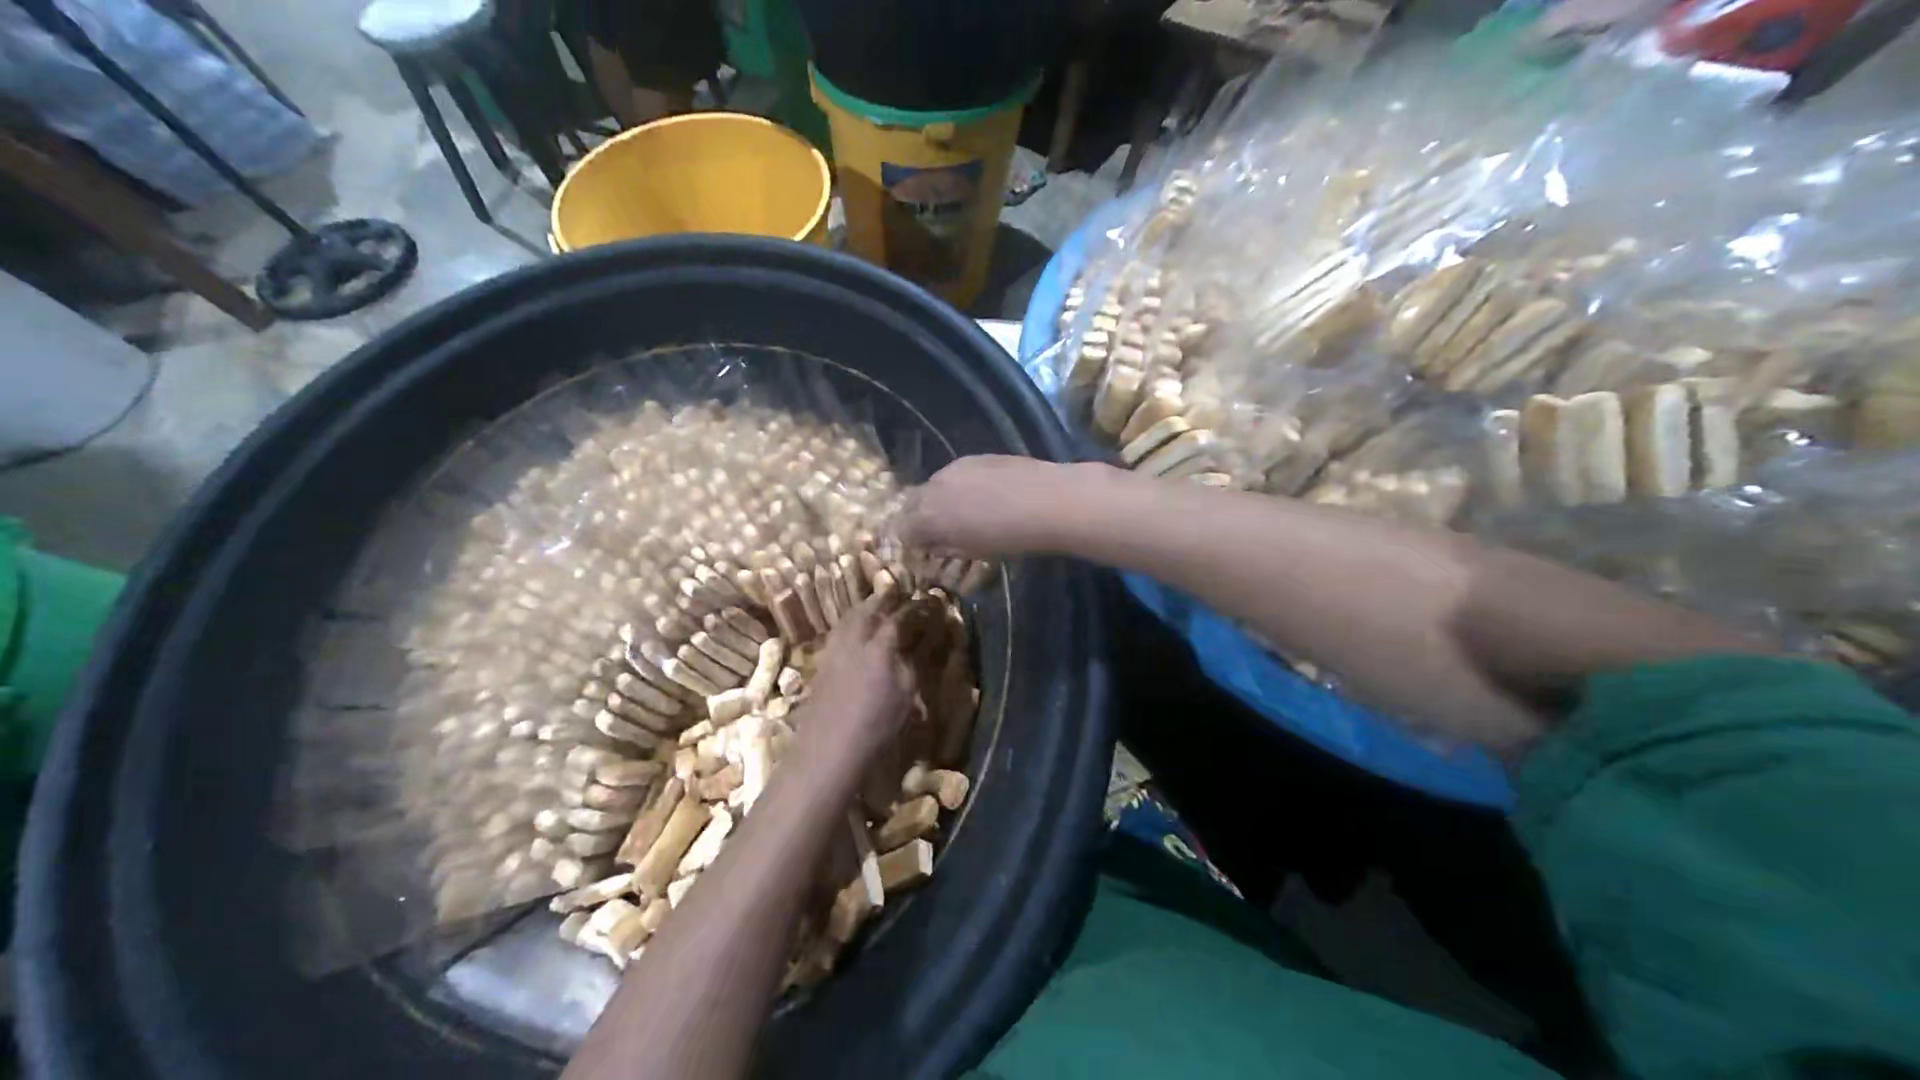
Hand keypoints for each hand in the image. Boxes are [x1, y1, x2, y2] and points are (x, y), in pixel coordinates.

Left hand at [797, 594, 915, 771]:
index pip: (906, 616)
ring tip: (885, 607)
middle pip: (876, 607)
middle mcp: (857, 638)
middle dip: (893, 599)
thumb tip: (932, 639)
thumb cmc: (875, 729)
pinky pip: (841, 629)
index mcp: (882, 645)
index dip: (922, 608)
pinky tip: (861, 631)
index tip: (936, 602)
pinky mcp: (823, 662)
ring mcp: (836, 648)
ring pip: (854, 615)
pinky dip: (855, 621)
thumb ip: (918, 662)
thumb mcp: (908, 696)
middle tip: (909, 598)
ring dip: (872, 607)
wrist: (825, 754)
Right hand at [897, 455, 1101, 558]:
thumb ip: (945, 546)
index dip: (913, 542)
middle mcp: (933, 487)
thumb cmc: (1011, 538)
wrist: (1048, 501)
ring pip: (933, 486)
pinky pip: (954, 475)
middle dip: (919, 518)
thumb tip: (933, 545)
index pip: (903, 530)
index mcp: (928, 517)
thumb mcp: (973, 551)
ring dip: (940, 500)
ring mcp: (953, 468)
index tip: (927, 550)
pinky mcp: (974, 457)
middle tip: (940, 531)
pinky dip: (958, 486)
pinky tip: (983, 495)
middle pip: (912, 503)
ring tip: (964, 512)